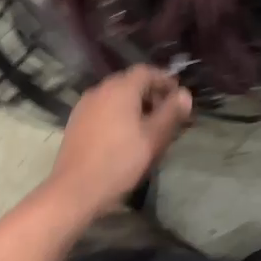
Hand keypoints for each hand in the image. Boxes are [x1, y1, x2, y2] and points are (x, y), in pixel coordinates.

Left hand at [46, 66, 192, 216]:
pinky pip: (103, 109)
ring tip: (149, 128)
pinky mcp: (76, 122)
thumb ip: (171, 113)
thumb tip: (184, 94)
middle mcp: (99, 90)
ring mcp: (84, 106)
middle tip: (167, 115)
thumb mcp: (153, 138)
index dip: (165, 80)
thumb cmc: (120, 162)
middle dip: (151, 94)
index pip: (146, 71)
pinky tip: (125, 136)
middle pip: (130, 82)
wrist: (76, 189)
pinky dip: (118, 114)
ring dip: (134, 105)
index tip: (178, 97)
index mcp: (120, 89)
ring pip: (115, 97)